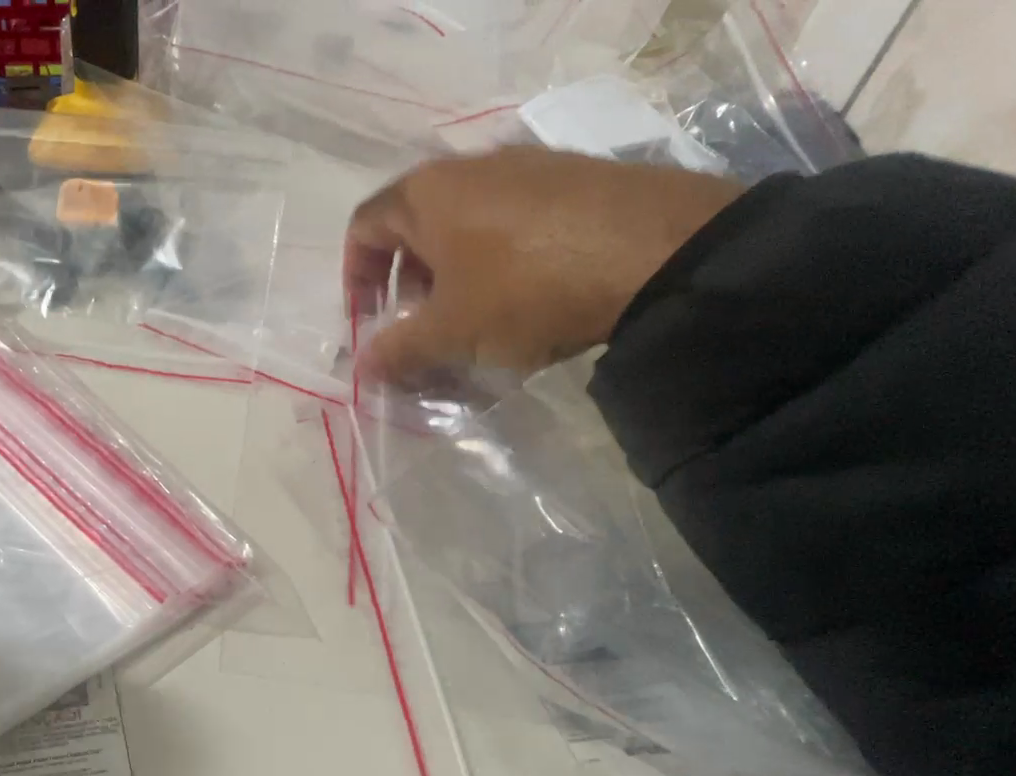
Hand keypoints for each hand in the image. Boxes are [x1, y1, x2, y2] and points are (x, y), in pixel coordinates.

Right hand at [345, 146, 744, 384]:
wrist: (660, 253)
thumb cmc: (525, 289)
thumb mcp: (450, 332)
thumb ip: (397, 350)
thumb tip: (365, 368)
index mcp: (426, 193)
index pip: (364, 226)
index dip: (355, 276)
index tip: (368, 318)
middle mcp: (472, 167)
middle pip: (416, 224)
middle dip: (408, 281)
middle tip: (421, 326)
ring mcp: (530, 166)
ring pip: (469, 223)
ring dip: (456, 273)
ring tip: (476, 318)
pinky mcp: (579, 179)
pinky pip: (517, 222)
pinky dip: (502, 259)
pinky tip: (528, 298)